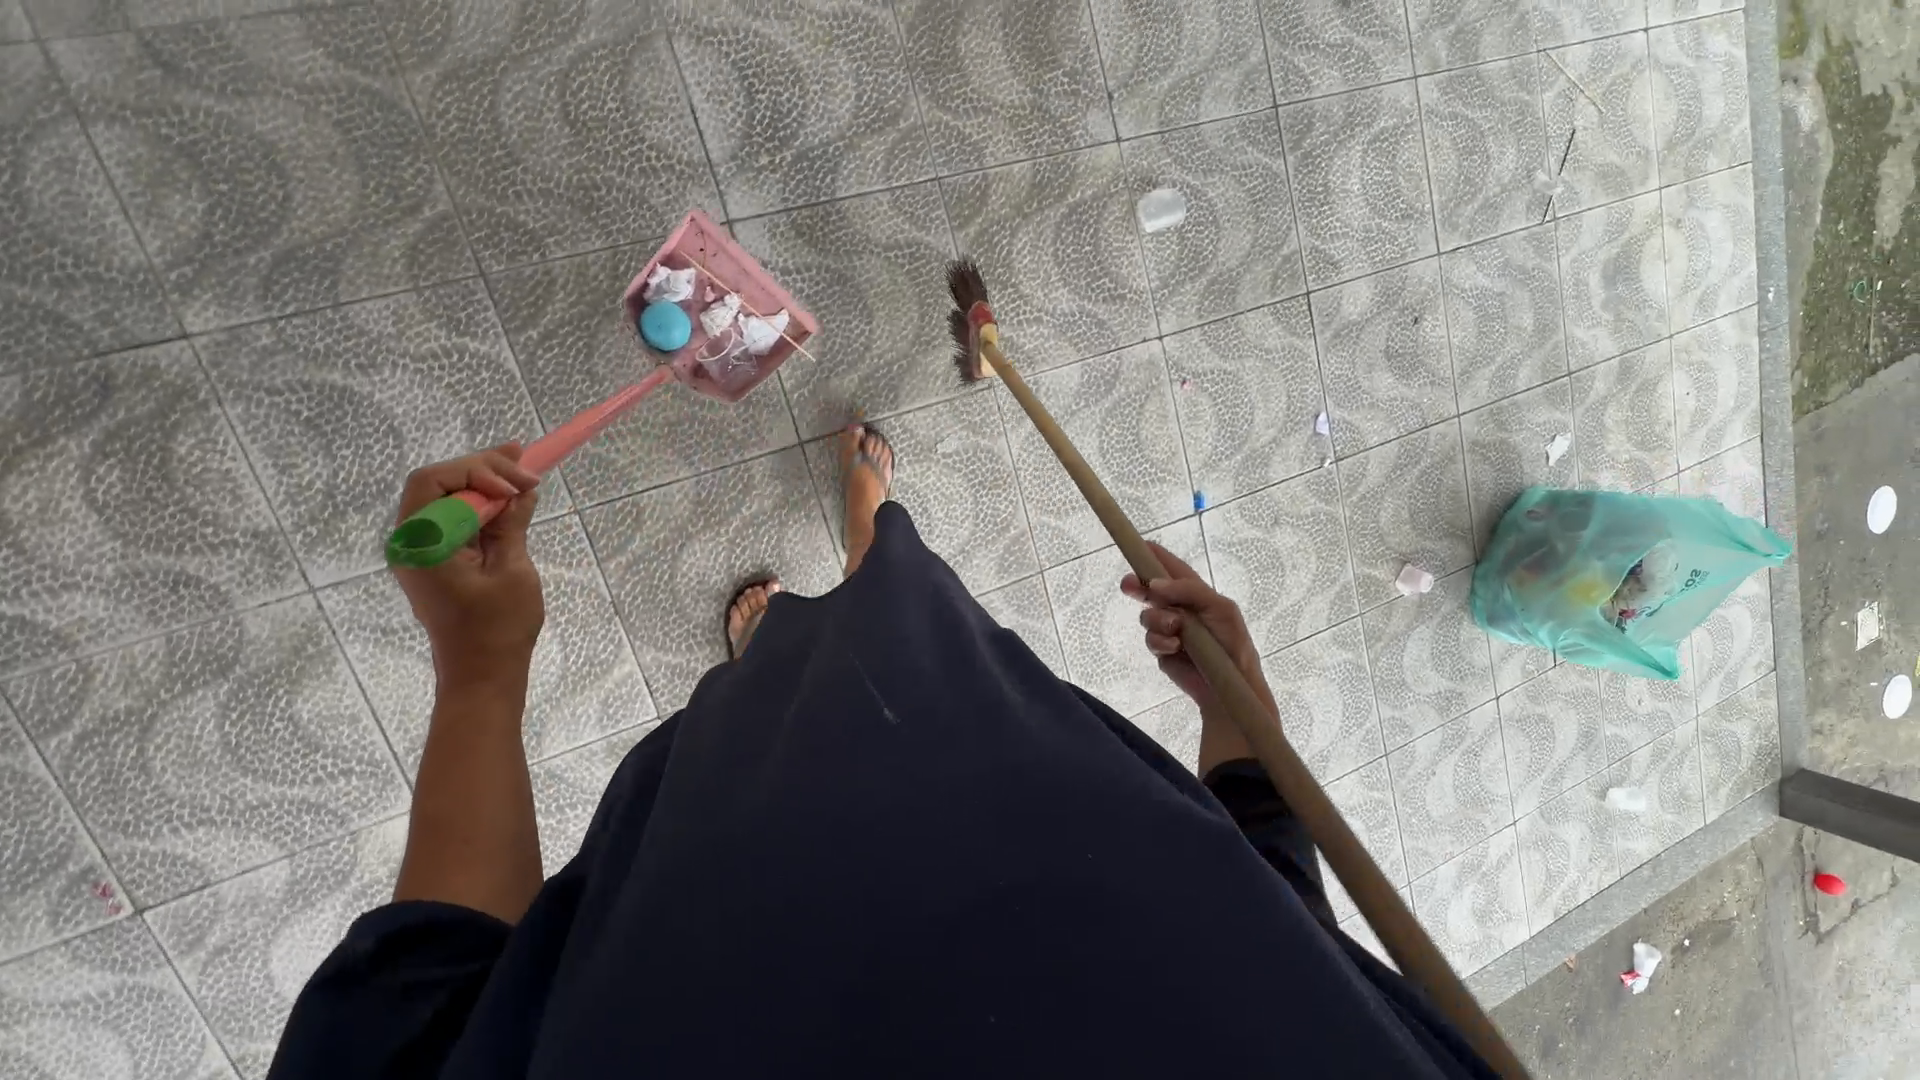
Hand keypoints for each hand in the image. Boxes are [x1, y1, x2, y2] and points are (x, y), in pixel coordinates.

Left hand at [393, 444, 544, 689]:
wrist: (481, 674)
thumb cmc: (498, 627)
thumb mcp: (512, 569)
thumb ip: (511, 524)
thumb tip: (522, 490)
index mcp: (421, 544)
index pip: (437, 482)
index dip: (479, 470)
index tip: (522, 482)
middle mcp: (411, 542)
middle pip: (438, 484)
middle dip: (483, 471)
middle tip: (527, 468)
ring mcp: (421, 552)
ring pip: (446, 498)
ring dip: (484, 485)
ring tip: (524, 475)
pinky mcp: (436, 561)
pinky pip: (453, 521)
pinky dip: (481, 506)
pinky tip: (510, 498)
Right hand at [1120, 542, 1267, 709]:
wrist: (1229, 687)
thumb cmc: (1232, 642)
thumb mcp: (1220, 608)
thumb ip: (1189, 591)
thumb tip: (1154, 586)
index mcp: (1194, 593)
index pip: (1171, 568)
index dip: (1153, 556)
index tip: (1136, 546)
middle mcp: (1179, 607)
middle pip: (1149, 589)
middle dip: (1138, 586)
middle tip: (1128, 586)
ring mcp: (1168, 629)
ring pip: (1147, 616)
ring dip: (1157, 620)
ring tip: (1176, 631)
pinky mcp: (1162, 650)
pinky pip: (1150, 639)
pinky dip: (1160, 642)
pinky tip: (1174, 648)